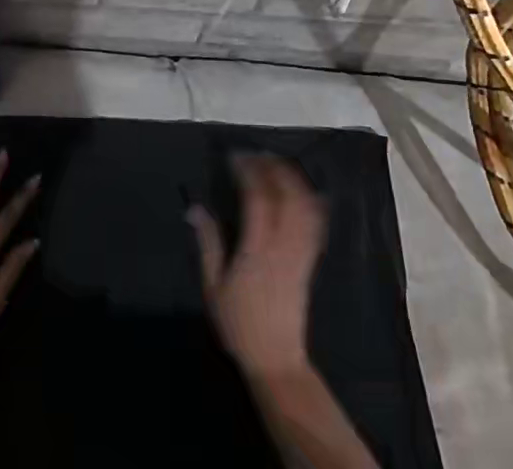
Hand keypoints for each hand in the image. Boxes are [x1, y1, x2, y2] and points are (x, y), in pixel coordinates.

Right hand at [187, 153, 327, 378]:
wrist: (276, 359)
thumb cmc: (239, 324)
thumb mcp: (213, 286)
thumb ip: (208, 244)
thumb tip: (195, 208)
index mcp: (257, 250)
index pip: (258, 199)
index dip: (249, 172)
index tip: (236, 156)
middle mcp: (284, 246)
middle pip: (287, 196)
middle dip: (274, 169)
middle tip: (257, 154)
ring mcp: (302, 254)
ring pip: (306, 207)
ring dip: (294, 180)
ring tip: (278, 164)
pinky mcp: (310, 263)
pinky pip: (316, 225)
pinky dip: (312, 202)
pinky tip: (305, 191)